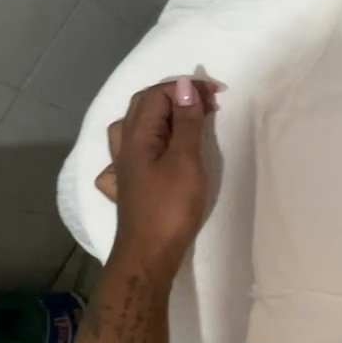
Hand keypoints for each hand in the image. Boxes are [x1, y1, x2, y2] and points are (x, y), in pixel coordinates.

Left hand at [96, 78, 212, 267]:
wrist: (149, 255)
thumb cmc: (170, 206)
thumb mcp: (186, 159)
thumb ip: (186, 122)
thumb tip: (185, 87)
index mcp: (138, 136)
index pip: (158, 94)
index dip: (187, 88)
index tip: (218, 95)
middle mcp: (125, 146)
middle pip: (143, 105)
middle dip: (176, 97)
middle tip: (209, 105)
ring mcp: (123, 166)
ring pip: (132, 126)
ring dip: (160, 115)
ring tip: (184, 121)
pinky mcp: (128, 184)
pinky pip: (127, 153)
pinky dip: (143, 142)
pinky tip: (151, 153)